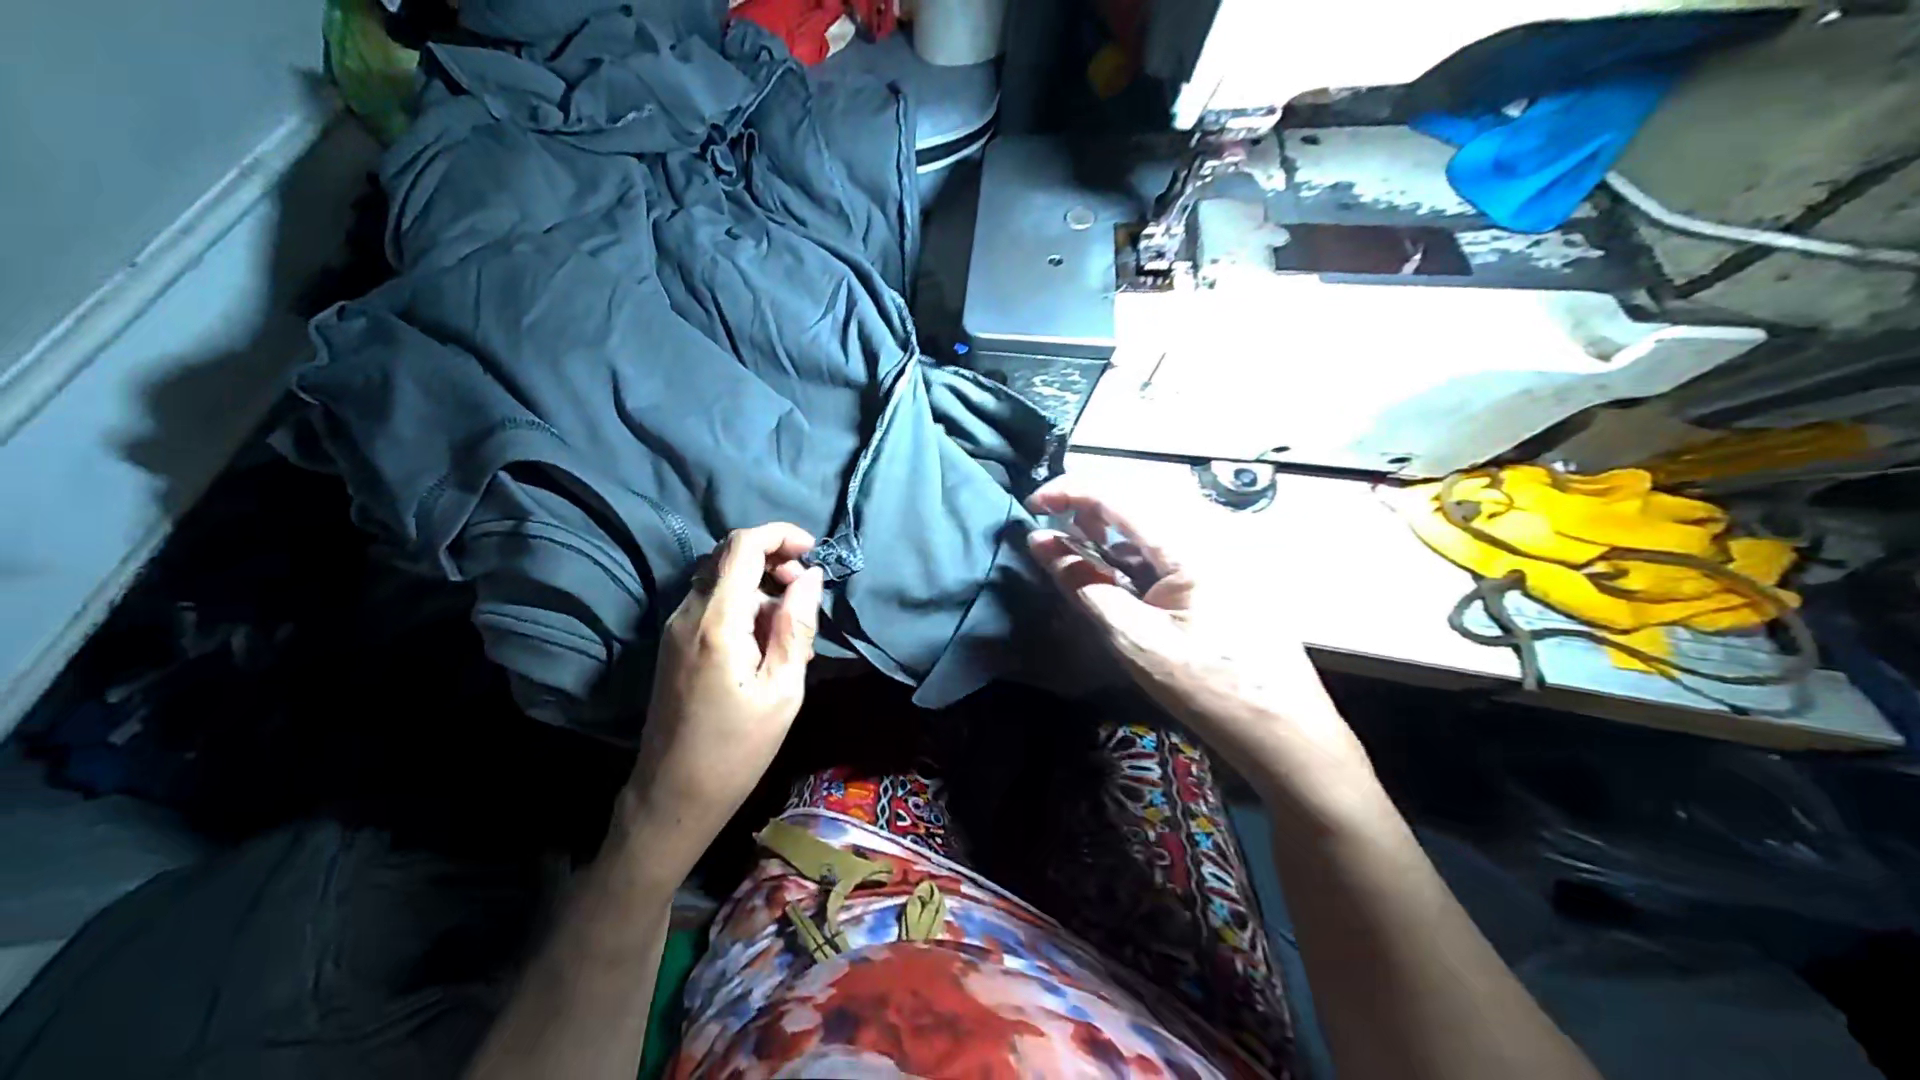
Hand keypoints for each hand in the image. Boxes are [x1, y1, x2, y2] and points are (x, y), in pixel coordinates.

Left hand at [625, 524, 825, 858]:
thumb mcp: (782, 689)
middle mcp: (687, 614)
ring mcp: (675, 628)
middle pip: (729, 557)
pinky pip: (712, 605)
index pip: (741, 546)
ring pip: (722, 581)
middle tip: (806, 596)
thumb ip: (795, 625)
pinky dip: (743, 606)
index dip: (780, 535)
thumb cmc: (736, 749)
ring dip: (760, 587)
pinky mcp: (674, 644)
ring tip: (790, 631)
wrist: (673, 795)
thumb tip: (810, 577)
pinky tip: (764, 644)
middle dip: (773, 561)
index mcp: (715, 622)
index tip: (813, 553)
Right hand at [1026, 475, 1375, 808]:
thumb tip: (1041, 541)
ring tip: (1074, 565)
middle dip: (1086, 517)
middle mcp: (1203, 546)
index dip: (1070, 493)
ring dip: (1106, 546)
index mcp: (1187, 548)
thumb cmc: (1209, 687)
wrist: (1286, 736)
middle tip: (1049, 539)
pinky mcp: (1215, 591)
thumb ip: (1085, 586)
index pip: (1119, 498)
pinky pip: (1162, 564)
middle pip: (1134, 512)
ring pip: (1147, 540)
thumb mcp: (1135, 639)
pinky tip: (1113, 590)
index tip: (1032, 506)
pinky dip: (1128, 570)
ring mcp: (1213, 568)